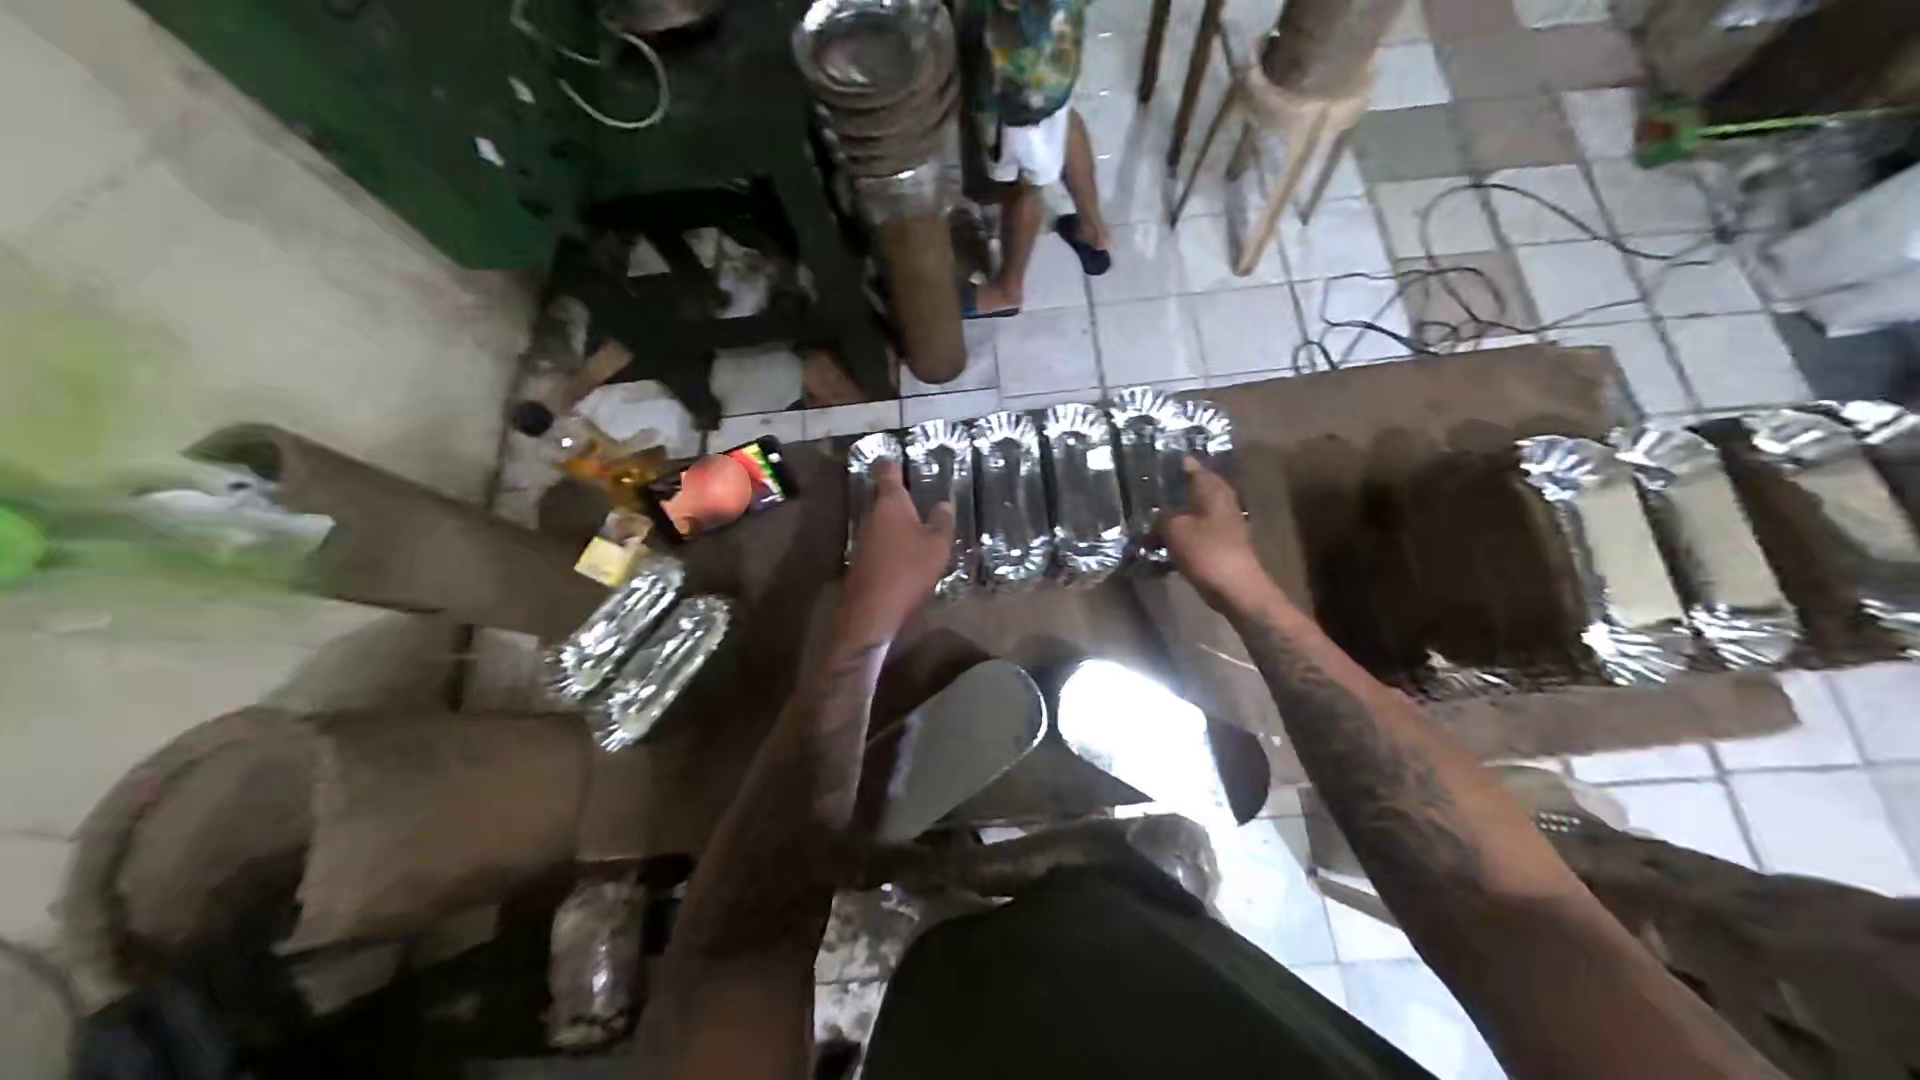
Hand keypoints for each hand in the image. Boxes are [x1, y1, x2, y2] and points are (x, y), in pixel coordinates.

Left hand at [843, 459, 954, 637]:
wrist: (872, 613)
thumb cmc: (908, 570)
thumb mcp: (938, 546)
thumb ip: (942, 522)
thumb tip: (944, 504)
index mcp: (890, 504)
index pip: (887, 472)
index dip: (893, 463)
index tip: (896, 456)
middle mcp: (871, 516)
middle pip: (884, 499)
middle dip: (900, 498)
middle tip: (921, 497)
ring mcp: (862, 540)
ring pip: (882, 524)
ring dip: (897, 525)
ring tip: (920, 529)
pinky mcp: (860, 563)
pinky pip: (879, 545)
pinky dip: (892, 545)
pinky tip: (906, 557)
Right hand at [1160, 456, 1275, 612]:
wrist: (1235, 588)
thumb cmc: (1206, 551)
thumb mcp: (1174, 529)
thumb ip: (1161, 519)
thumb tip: (1155, 519)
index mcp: (1213, 492)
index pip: (1195, 468)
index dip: (1180, 463)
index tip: (1162, 460)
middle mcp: (1223, 503)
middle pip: (1200, 488)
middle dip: (1180, 487)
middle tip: (1156, 488)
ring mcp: (1226, 525)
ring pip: (1199, 511)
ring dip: (1181, 512)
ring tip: (1156, 514)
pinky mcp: (1223, 545)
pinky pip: (1199, 531)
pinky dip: (1184, 532)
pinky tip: (1168, 539)